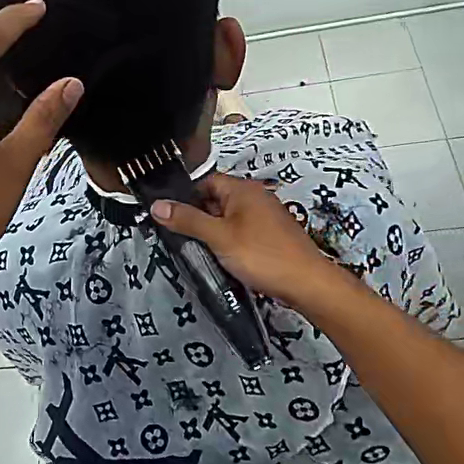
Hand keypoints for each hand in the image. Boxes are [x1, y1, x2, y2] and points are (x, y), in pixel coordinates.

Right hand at [150, 173, 349, 304]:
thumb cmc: (264, 256)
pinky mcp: (272, 237)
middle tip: (182, 239)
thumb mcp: (218, 237)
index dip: (186, 197)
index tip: (170, 216)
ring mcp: (266, 217)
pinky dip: (231, 244)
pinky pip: (243, 234)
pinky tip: (224, 261)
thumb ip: (188, 220)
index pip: (206, 182)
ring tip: (202, 252)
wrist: (305, 282)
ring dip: (215, 234)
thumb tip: (159, 206)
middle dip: (199, 218)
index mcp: (244, 189)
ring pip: (230, 220)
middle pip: (217, 201)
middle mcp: (257, 198)